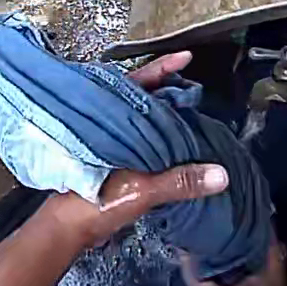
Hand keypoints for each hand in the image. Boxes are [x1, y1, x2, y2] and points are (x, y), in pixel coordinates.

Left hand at [38, 52, 229, 248]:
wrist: (68, 228)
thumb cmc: (92, 203)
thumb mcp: (139, 190)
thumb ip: (179, 181)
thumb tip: (219, 173)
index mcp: (108, 121)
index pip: (137, 84)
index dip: (160, 69)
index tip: (183, 57)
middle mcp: (106, 125)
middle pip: (137, 97)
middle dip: (164, 88)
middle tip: (192, 88)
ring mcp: (107, 141)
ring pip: (135, 116)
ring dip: (159, 112)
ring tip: (187, 111)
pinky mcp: (110, 158)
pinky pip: (135, 137)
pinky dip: (154, 134)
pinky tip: (171, 142)